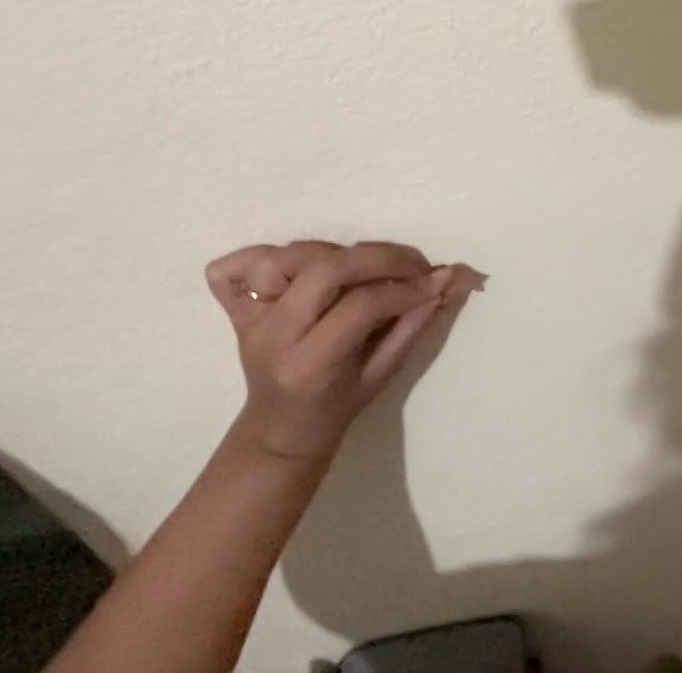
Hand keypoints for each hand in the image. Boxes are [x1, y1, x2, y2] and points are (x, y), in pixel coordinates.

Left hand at [204, 240, 466, 461]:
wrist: (280, 429)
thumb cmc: (339, 405)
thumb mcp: (385, 373)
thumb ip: (414, 324)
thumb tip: (449, 280)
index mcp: (309, 365)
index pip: (361, 306)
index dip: (407, 288)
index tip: (439, 282)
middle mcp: (273, 336)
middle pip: (323, 268)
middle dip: (380, 257)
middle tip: (413, 265)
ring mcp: (249, 319)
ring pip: (284, 257)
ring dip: (334, 251)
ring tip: (365, 267)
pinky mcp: (237, 308)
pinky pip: (231, 269)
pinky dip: (261, 256)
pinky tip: (299, 266)